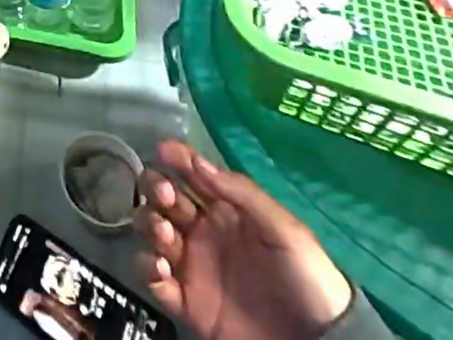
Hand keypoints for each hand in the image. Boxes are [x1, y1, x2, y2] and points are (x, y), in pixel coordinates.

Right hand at [135, 140, 353, 339]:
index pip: (193, 174)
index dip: (177, 158)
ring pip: (152, 232)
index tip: (162, 150)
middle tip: (165, 195)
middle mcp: (203, 231)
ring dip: (149, 224)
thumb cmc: (306, 277)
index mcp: (226, 209)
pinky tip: (160, 270)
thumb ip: (241, 193)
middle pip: (164, 198)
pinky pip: (153, 280)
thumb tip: (197, 163)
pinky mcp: (186, 303)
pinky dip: (147, 270)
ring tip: (164, 234)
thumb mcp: (284, 228)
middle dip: (156, 188)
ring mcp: (192, 266)